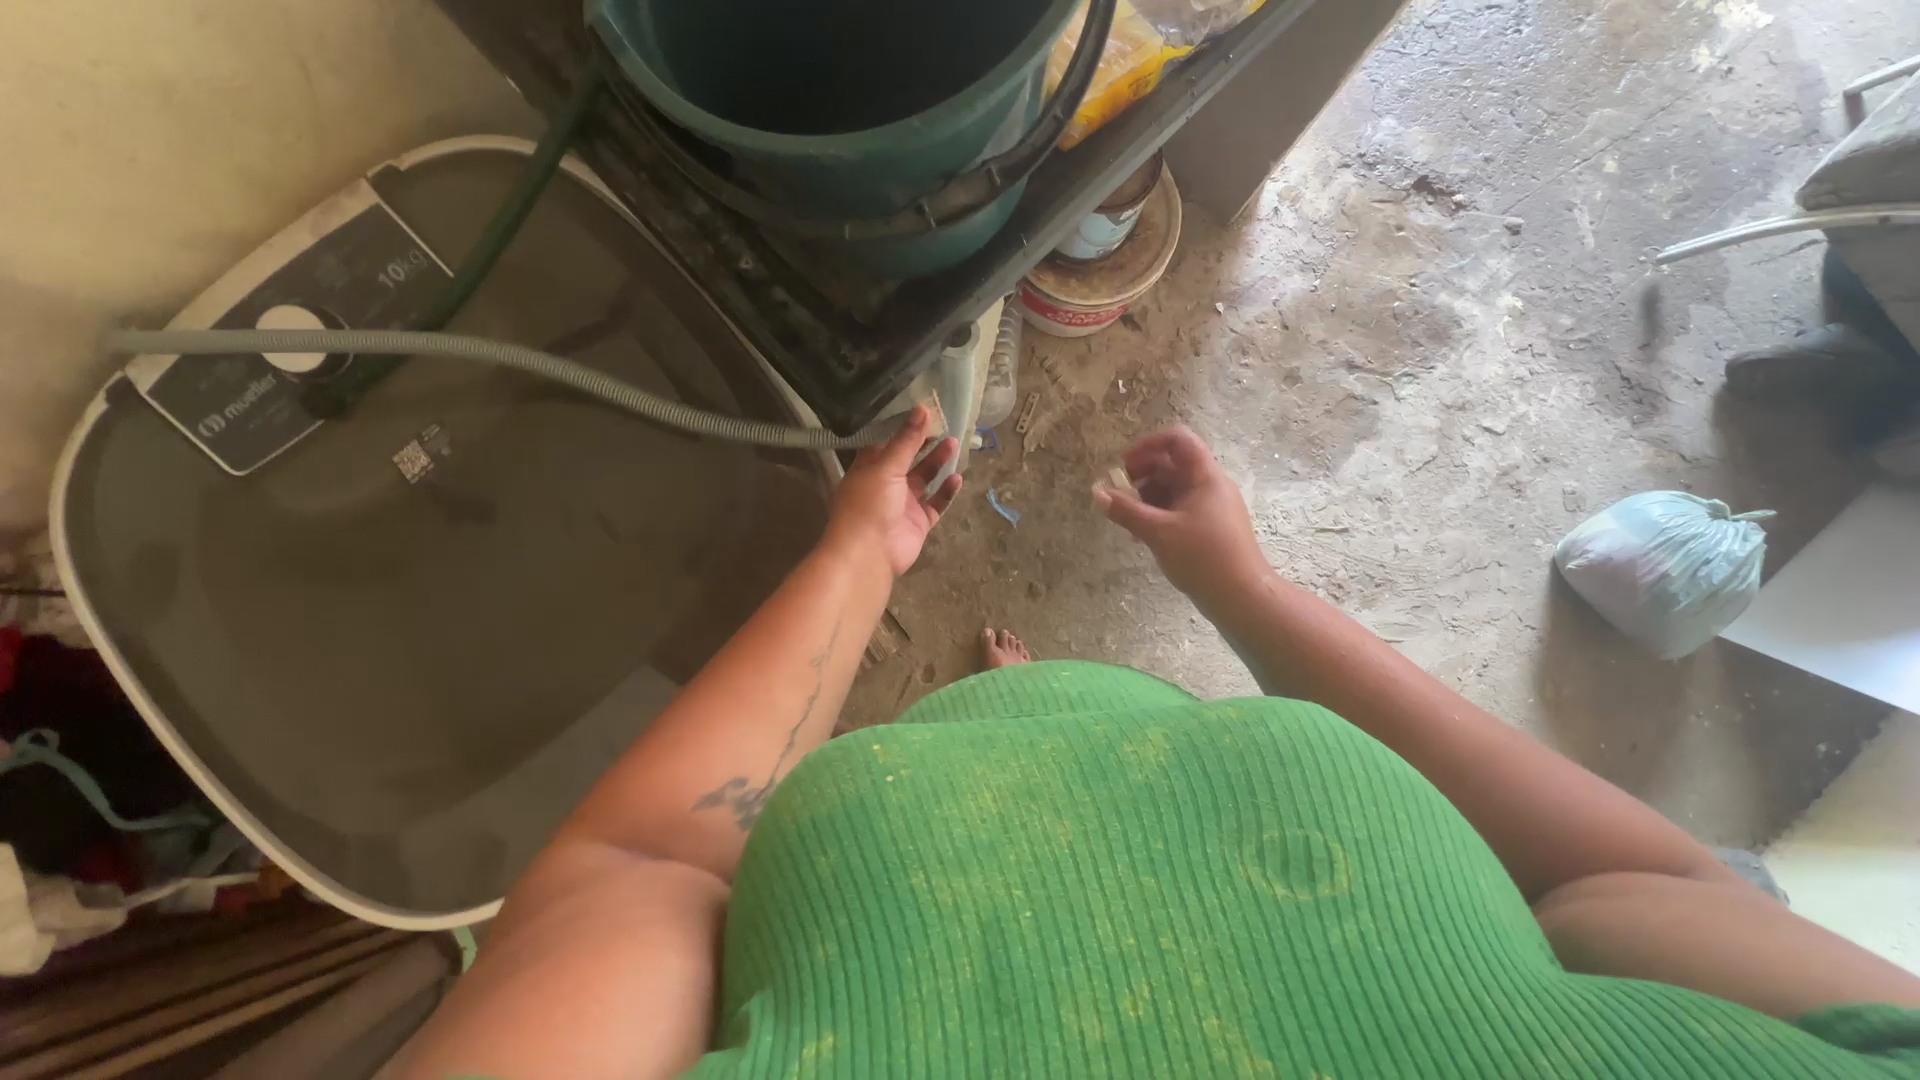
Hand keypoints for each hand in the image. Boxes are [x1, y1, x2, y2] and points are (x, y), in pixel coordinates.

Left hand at [823, 405, 961, 576]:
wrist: (868, 553)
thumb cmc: (869, 504)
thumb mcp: (887, 466)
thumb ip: (907, 439)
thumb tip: (922, 408)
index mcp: (869, 468)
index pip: (886, 442)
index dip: (903, 428)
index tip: (923, 411)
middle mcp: (885, 484)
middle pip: (908, 459)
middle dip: (925, 443)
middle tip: (945, 425)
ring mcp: (903, 504)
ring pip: (924, 479)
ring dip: (937, 462)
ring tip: (955, 443)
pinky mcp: (918, 522)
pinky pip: (935, 503)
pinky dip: (946, 491)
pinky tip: (957, 477)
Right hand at [1094, 427, 1269, 601]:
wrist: (1241, 596)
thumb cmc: (1202, 558)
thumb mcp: (1158, 532)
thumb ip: (1126, 511)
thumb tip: (1098, 493)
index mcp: (1205, 477)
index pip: (1178, 440)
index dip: (1148, 445)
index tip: (1124, 466)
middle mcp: (1211, 486)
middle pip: (1173, 464)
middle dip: (1142, 474)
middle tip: (1118, 493)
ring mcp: (1212, 507)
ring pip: (1174, 489)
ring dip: (1147, 497)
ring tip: (1127, 518)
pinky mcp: (1209, 528)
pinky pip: (1179, 509)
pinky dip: (1158, 515)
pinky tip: (1141, 536)